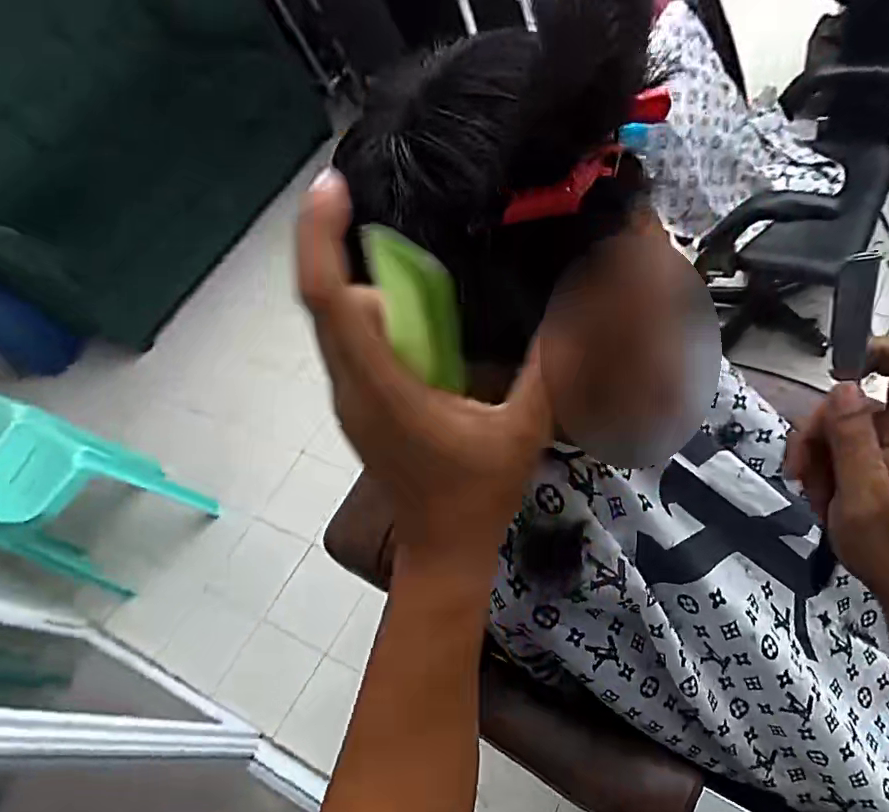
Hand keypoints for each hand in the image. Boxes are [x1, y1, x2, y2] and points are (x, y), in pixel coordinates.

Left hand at [297, 170, 554, 587]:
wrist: (442, 547)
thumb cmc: (480, 493)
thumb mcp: (522, 430)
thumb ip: (544, 372)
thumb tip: (568, 319)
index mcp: (387, 388)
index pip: (333, 300)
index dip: (321, 237)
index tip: (333, 188)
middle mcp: (352, 388)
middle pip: (326, 301)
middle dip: (342, 251)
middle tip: (378, 215)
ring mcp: (348, 401)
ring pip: (334, 325)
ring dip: (358, 286)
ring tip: (402, 266)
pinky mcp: (355, 409)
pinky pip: (348, 346)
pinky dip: (367, 318)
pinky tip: (410, 321)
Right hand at [783, 336, 888, 610]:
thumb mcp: (864, 495)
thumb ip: (853, 438)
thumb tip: (845, 387)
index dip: (882, 352)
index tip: (839, 377)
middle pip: (857, 398)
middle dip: (821, 427)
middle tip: (803, 467)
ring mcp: (885, 451)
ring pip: (839, 427)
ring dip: (815, 455)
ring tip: (812, 492)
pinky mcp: (871, 469)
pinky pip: (838, 452)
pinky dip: (821, 471)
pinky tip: (819, 498)